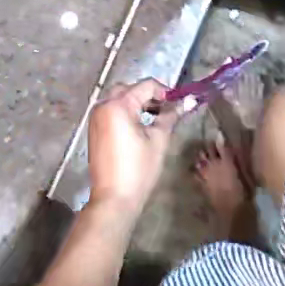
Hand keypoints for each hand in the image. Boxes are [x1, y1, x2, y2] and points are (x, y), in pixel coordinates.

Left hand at [86, 79, 194, 218]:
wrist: (113, 200)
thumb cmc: (139, 168)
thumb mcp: (159, 139)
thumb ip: (171, 115)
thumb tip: (189, 100)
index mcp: (118, 105)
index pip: (146, 86)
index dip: (165, 92)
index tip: (178, 105)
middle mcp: (103, 106)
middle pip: (130, 89)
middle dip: (149, 96)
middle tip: (165, 110)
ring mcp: (96, 119)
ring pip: (119, 99)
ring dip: (137, 103)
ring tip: (155, 119)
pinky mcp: (94, 131)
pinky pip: (112, 111)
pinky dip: (126, 113)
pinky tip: (140, 128)